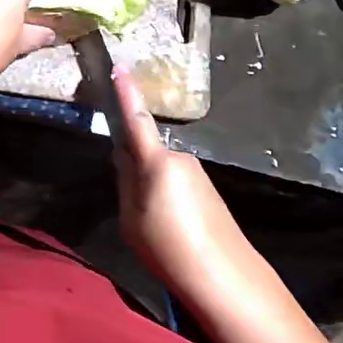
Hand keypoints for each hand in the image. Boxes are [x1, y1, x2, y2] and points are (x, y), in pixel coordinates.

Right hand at [111, 69, 252, 288]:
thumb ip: (125, 181)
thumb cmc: (168, 246)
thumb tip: (124, 155)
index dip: (126, 95)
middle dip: (134, 167)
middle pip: (147, 153)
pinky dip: (168, 197)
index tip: (119, 68)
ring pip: (162, 170)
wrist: (223, 274)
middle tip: (130, 207)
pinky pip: (177, 183)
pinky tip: (171, 229)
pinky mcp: (208, 189)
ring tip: (153, 228)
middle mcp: (180, 158)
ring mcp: (198, 173)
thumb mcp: (131, 218)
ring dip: (153, 188)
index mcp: (157, 162)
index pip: (136, 121)